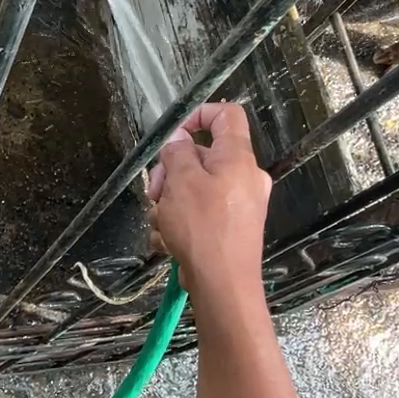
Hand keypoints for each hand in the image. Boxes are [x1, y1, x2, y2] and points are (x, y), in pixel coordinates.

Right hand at [145, 102, 271, 296]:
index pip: (226, 115)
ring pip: (193, 189)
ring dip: (169, 204)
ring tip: (162, 224)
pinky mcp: (229, 227)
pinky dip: (179, 224)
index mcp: (237, 159)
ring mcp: (237, 204)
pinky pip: (198, 213)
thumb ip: (177, 154)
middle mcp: (243, 177)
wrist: (222, 282)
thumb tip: (177, 141)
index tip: (172, 134)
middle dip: (170, 174)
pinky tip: (169, 241)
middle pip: (200, 157)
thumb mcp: (181, 183)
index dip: (198, 115)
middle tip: (156, 193)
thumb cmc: (203, 227)